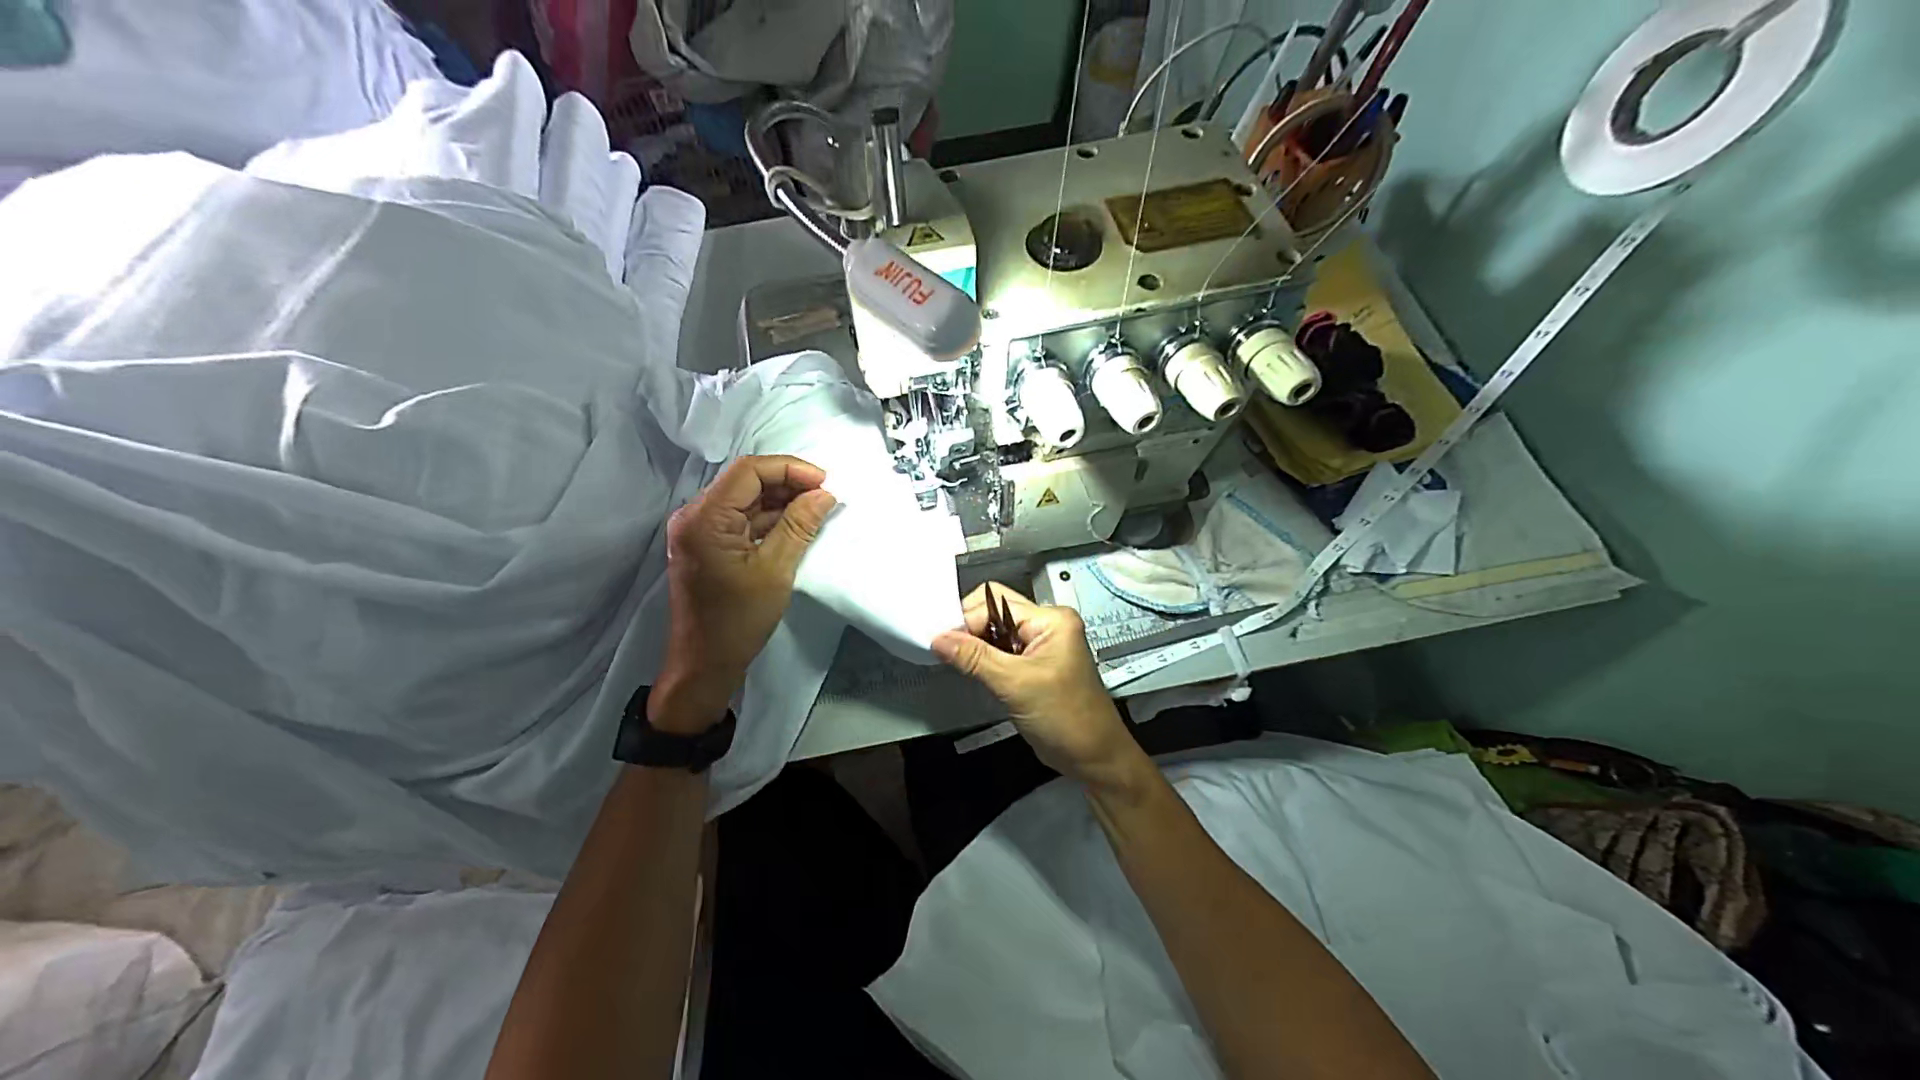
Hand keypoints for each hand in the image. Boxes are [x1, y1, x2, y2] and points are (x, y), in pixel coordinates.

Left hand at [652, 455, 836, 733]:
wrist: (704, 664)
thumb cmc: (738, 621)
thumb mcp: (775, 570)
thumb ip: (799, 526)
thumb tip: (825, 494)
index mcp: (704, 518)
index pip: (749, 471)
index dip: (790, 469)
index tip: (825, 482)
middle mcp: (694, 516)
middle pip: (745, 481)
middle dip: (788, 483)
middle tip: (825, 496)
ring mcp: (698, 530)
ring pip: (744, 498)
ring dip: (780, 500)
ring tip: (816, 509)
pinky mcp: (706, 544)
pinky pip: (739, 518)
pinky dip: (768, 517)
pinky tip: (796, 524)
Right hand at [932, 585, 1150, 791]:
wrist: (1093, 757)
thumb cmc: (1069, 719)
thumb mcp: (1016, 685)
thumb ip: (975, 658)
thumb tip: (940, 639)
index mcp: (1051, 620)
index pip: (995, 602)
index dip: (966, 620)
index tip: (941, 640)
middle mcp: (1046, 626)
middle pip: (993, 612)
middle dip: (968, 630)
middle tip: (943, 649)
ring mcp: (1039, 646)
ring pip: (994, 633)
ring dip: (974, 646)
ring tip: (953, 660)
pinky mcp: (1031, 666)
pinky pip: (999, 651)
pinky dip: (982, 659)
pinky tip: (969, 669)